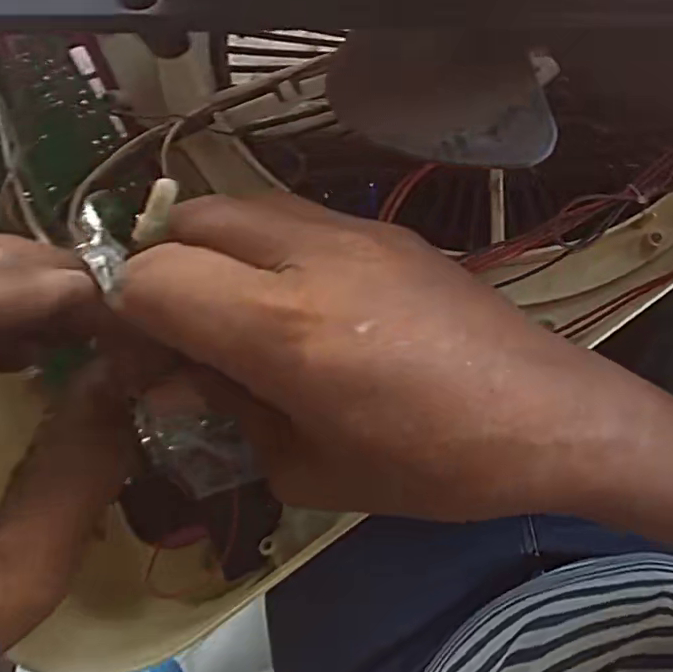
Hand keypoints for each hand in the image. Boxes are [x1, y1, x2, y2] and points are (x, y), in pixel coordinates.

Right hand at [114, 195, 672, 521]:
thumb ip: (229, 414)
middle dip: (169, 266)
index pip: (150, 275)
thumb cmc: (434, 462)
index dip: (128, 318)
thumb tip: (177, 379)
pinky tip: (314, 300)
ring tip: (249, 312)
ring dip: (228, 248)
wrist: (545, 413)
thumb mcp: (311, 467)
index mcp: (286, 323)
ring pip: (257, 204)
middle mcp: (322, 255)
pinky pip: (314, 218)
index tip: (150, 363)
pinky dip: (284, 246)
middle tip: (190, 331)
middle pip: (197, 215)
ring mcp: (370, 233)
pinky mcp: (405, 233)